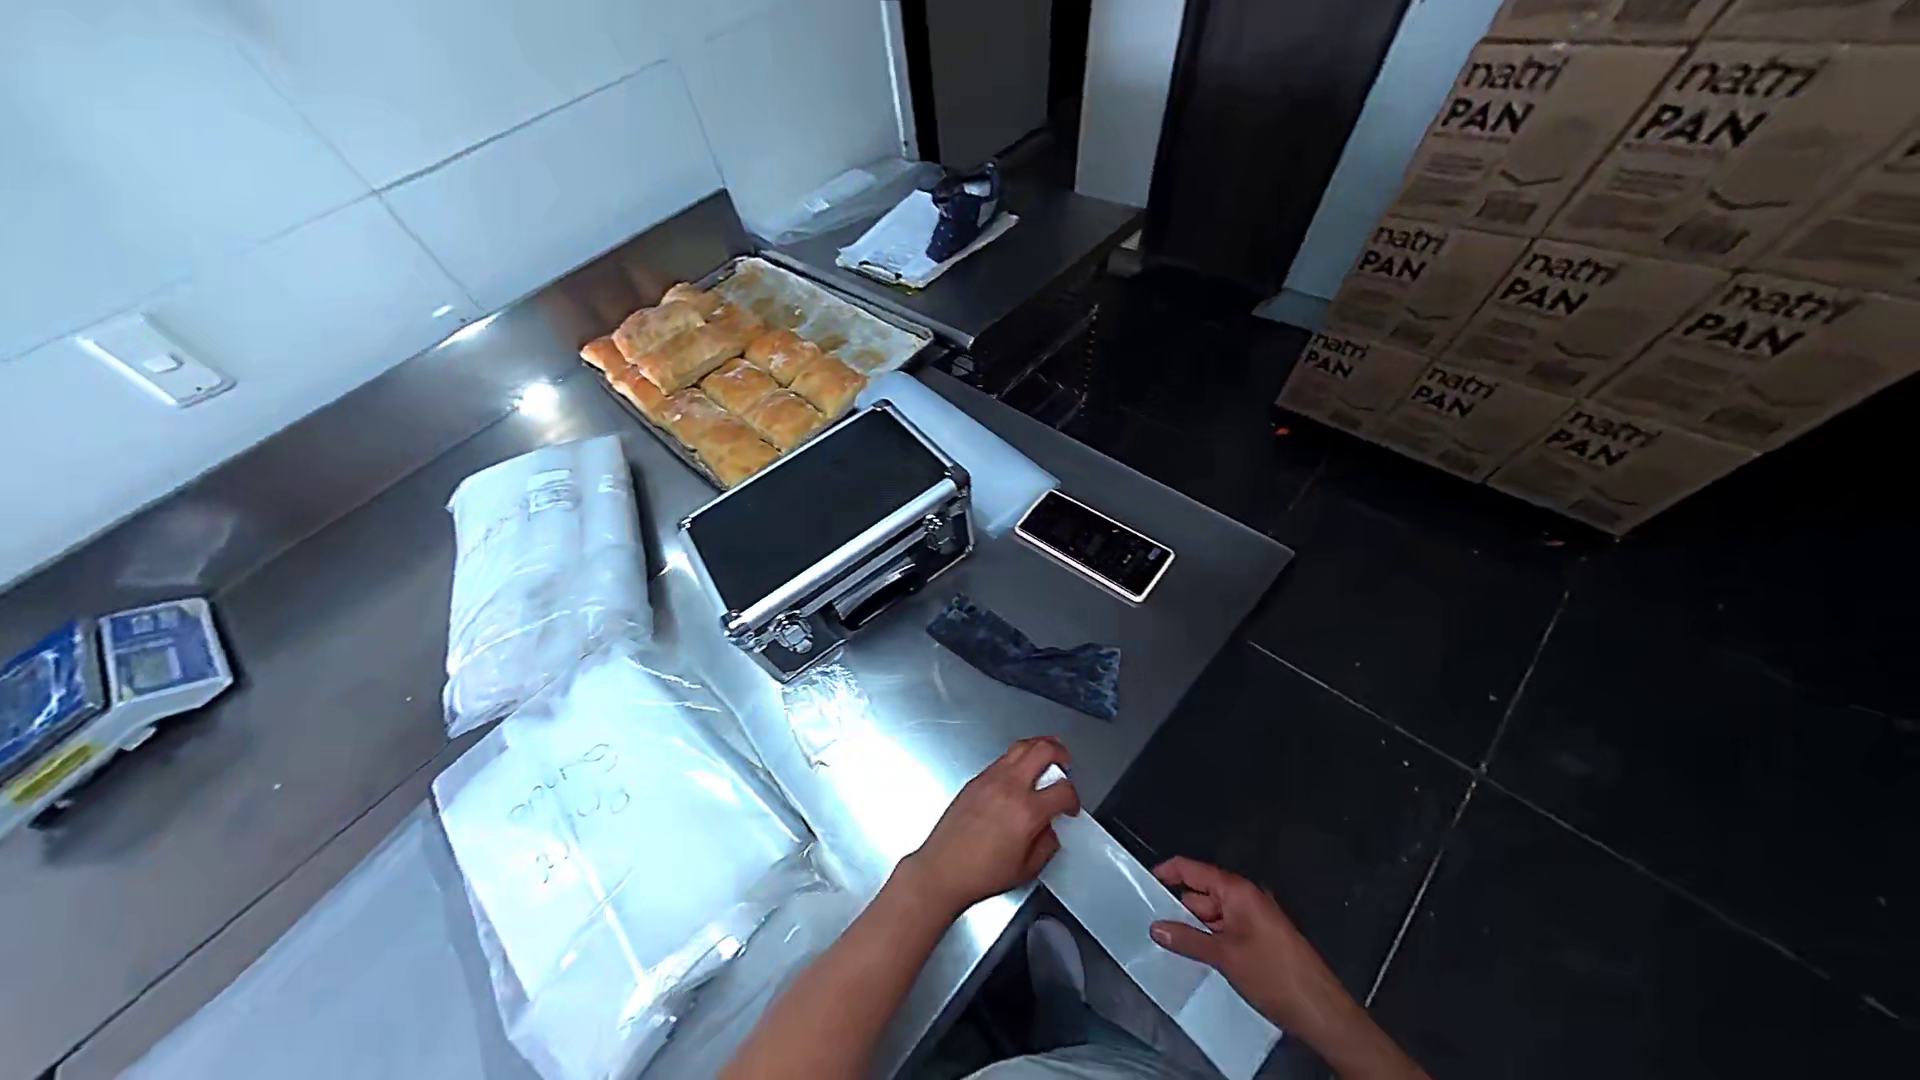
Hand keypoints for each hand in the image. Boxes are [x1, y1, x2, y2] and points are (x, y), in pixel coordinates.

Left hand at [897, 737, 1080, 916]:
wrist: (943, 870)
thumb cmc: (980, 873)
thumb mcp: (1027, 868)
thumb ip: (1047, 843)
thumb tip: (1050, 829)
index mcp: (1027, 811)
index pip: (1063, 789)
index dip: (1073, 798)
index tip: (1070, 806)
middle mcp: (1009, 788)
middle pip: (1043, 749)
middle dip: (1060, 752)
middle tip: (1066, 760)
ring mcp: (990, 779)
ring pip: (1020, 746)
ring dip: (1038, 746)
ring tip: (1046, 754)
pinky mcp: (976, 780)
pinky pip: (1002, 759)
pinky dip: (1017, 757)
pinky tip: (1019, 770)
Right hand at [1149, 858, 1428, 1079]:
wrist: (1323, 1015)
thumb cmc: (1276, 977)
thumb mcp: (1225, 957)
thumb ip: (1187, 939)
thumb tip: (1157, 927)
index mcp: (1237, 890)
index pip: (1191, 869)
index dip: (1165, 873)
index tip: (1142, 884)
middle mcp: (1245, 898)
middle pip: (1199, 893)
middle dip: (1178, 909)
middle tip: (1151, 926)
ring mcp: (1254, 919)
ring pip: (1211, 916)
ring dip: (1194, 929)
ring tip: (1170, 947)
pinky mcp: (1259, 939)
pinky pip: (1225, 931)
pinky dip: (1210, 941)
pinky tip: (1197, 959)